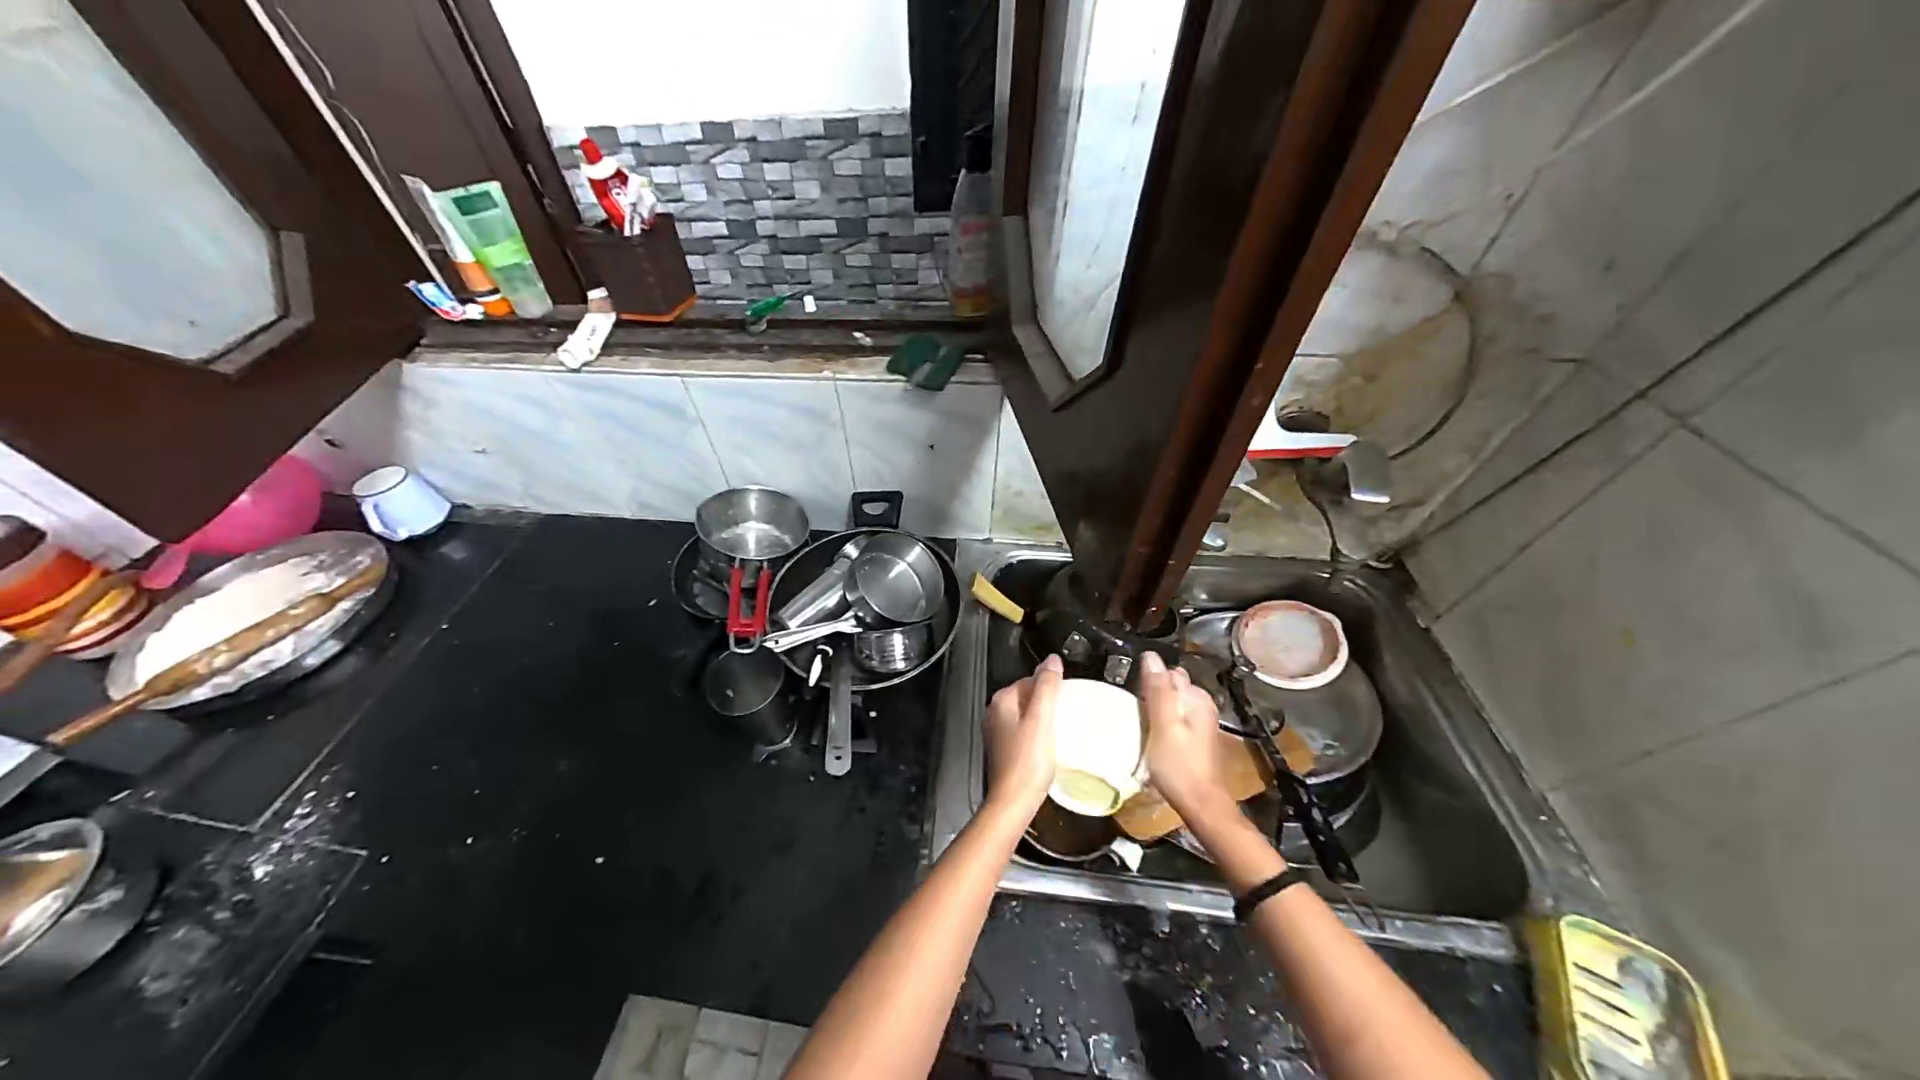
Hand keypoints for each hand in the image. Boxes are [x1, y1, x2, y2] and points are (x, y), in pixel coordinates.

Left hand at [984, 654, 1062, 817]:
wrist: (1014, 802)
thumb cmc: (1028, 760)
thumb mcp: (1042, 719)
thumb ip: (1047, 687)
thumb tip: (1052, 659)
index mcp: (1001, 701)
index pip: (1030, 679)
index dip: (1051, 685)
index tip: (1069, 696)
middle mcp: (994, 712)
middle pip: (1028, 696)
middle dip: (1048, 700)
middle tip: (1070, 711)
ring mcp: (997, 732)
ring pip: (1026, 714)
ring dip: (1045, 717)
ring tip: (1064, 727)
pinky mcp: (1004, 750)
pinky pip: (1025, 731)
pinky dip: (1038, 732)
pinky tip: (1051, 743)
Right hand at [1139, 651, 1230, 821]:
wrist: (1201, 804)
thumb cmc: (1179, 765)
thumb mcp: (1163, 725)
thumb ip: (1158, 690)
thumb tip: (1150, 655)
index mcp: (1197, 698)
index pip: (1168, 673)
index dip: (1149, 683)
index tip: (1135, 701)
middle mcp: (1202, 705)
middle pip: (1170, 687)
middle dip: (1152, 695)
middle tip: (1137, 715)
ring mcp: (1201, 721)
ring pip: (1171, 703)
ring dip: (1155, 711)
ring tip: (1142, 727)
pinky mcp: (1196, 737)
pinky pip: (1174, 718)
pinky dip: (1161, 723)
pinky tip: (1153, 738)